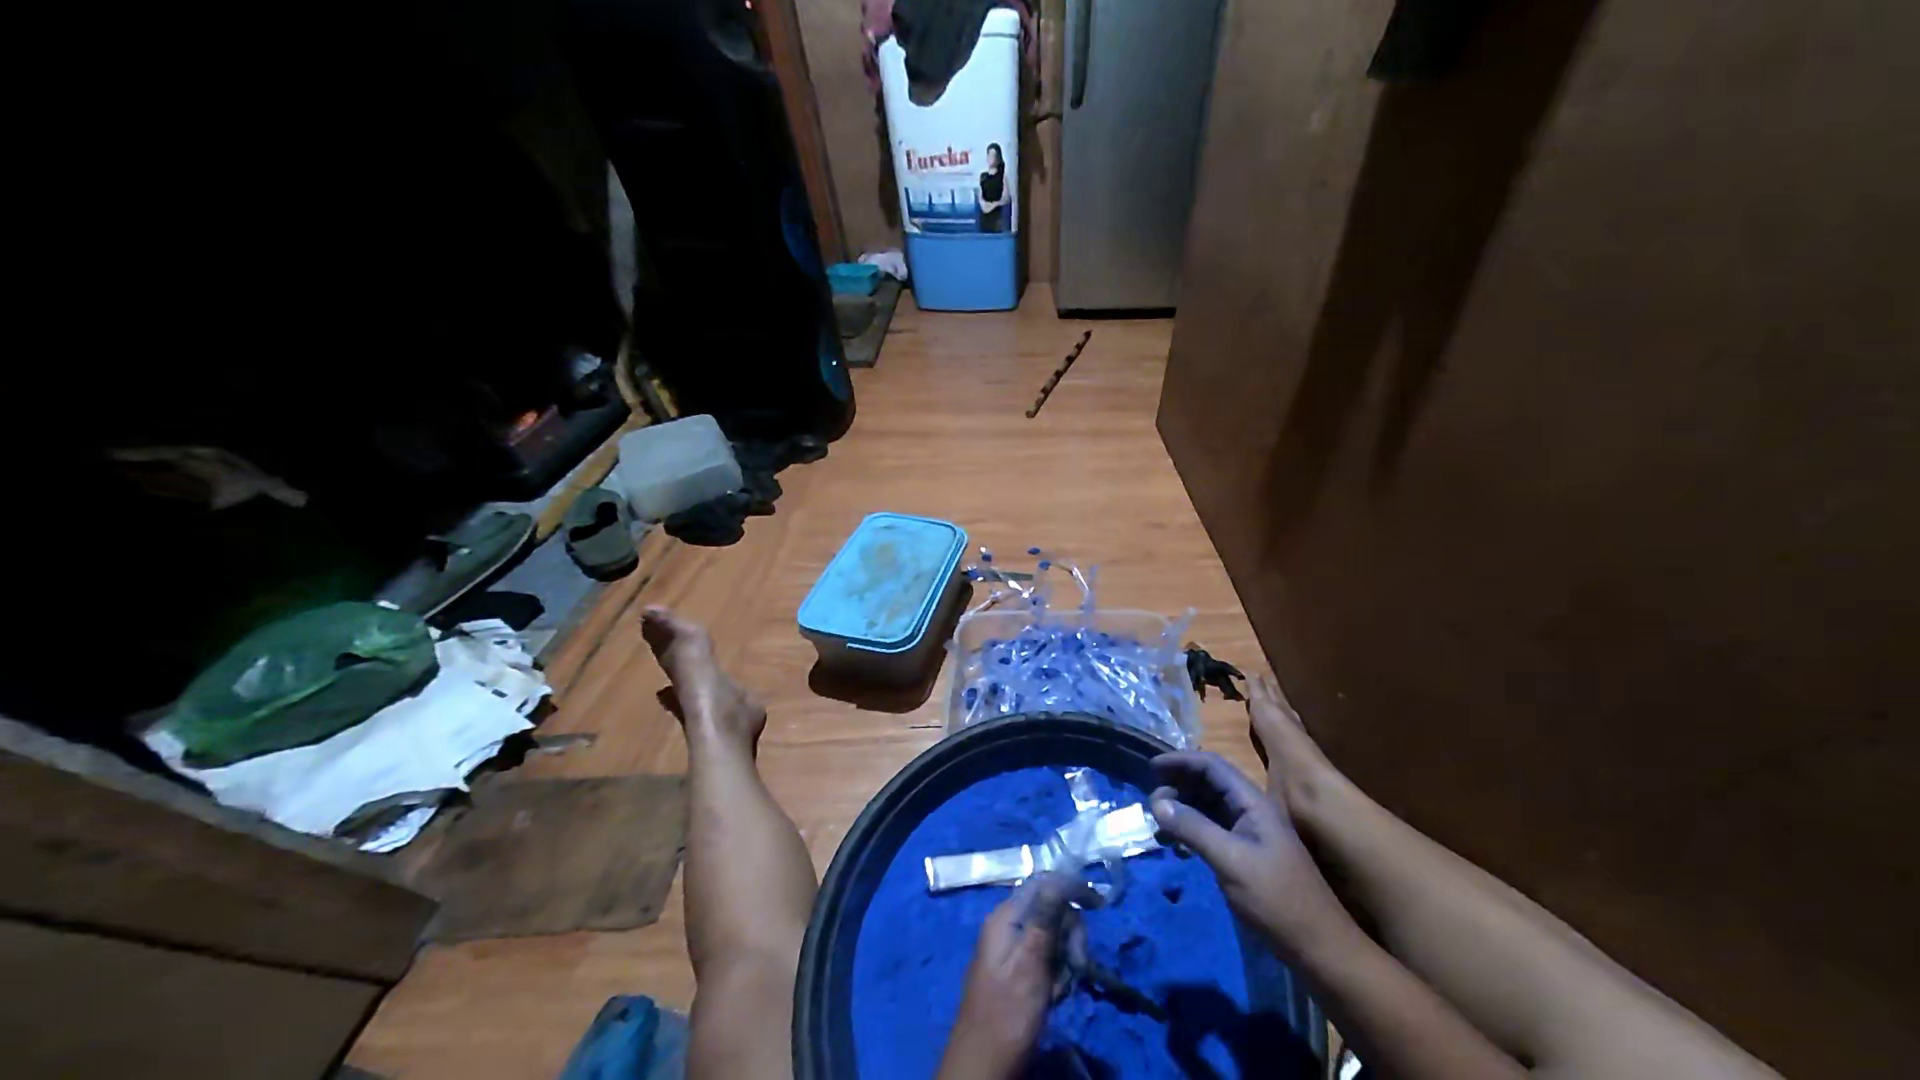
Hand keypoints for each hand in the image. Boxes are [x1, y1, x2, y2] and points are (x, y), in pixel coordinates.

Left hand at [935, 873, 1089, 1079]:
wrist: (985, 1063)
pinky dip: (1056, 975)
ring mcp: (1011, 948)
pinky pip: (1046, 959)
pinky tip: (1053, 996)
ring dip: (1065, 960)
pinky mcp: (1017, 970)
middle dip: (1070, 936)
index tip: (1098, 905)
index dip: (1071, 889)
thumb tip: (1057, 877)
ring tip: (1059, 989)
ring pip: (1053, 937)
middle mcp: (1007, 925)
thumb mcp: (1030, 963)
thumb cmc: (1008, 1013)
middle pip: (1052, 911)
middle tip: (1074, 965)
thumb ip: (1044, 919)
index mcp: (1005, 917)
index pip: (1043, 884)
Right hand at [1149, 750, 1355, 958]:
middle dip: (1178, 784)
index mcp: (1253, 803)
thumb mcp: (1231, 861)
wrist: (1317, 946)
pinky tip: (1174, 844)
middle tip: (1151, 802)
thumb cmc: (1277, 899)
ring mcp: (1248, 834)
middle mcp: (1250, 811)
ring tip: (1158, 822)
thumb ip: (1194, 828)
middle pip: (1209, 783)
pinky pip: (1210, 829)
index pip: (1213, 766)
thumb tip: (1158, 803)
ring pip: (1207, 806)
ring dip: (1181, 807)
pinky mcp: (1243, 855)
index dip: (1181, 761)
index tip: (1150, 768)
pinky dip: (1189, 829)